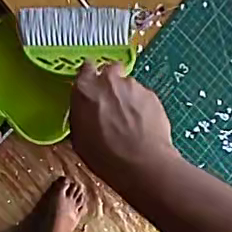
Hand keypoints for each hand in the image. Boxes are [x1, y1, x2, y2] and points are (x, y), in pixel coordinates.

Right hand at [71, 62, 180, 185]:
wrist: (141, 163)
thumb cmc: (103, 155)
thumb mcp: (79, 138)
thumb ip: (81, 115)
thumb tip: (85, 112)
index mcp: (85, 89)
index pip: (85, 68)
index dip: (89, 77)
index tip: (90, 88)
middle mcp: (108, 81)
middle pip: (110, 70)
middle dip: (110, 82)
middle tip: (110, 103)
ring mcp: (133, 86)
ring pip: (128, 85)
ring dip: (126, 96)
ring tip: (129, 120)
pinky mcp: (152, 95)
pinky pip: (143, 96)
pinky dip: (142, 106)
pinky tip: (142, 125)